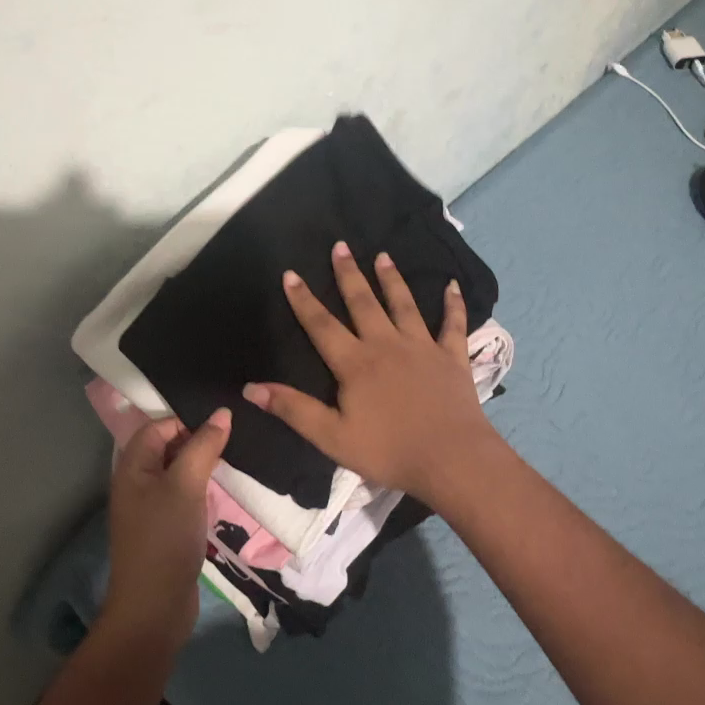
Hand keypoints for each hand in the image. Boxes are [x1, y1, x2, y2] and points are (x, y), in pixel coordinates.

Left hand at [101, 411, 229, 648]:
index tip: (223, 424)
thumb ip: (203, 446)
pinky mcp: (166, 529)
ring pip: (179, 473)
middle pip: (167, 448)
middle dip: (198, 440)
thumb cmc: (166, 538)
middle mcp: (137, 484)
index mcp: (132, 468)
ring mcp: (151, 508)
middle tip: (236, 438)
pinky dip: (203, 490)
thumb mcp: (186, 485)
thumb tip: (222, 413)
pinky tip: (225, 490)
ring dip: (204, 466)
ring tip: (237, 459)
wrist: (155, 607)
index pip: (158, 426)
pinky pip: (184, 497)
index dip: (187, 420)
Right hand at [241, 241, 502, 504]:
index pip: (322, 325)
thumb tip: (250, 388)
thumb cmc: (388, 451)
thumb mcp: (331, 437)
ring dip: (392, 279)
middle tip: (340, 246)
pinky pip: (453, 325)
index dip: (304, 300)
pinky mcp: (452, 358)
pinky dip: (453, 304)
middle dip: (349, 274)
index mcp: (355, 364)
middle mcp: (387, 345)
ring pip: (404, 305)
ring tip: (383, 256)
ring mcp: (423, 348)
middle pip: (363, 303)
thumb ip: (293, 409)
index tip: (291, 273)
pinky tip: (453, 286)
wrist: (451, 458)